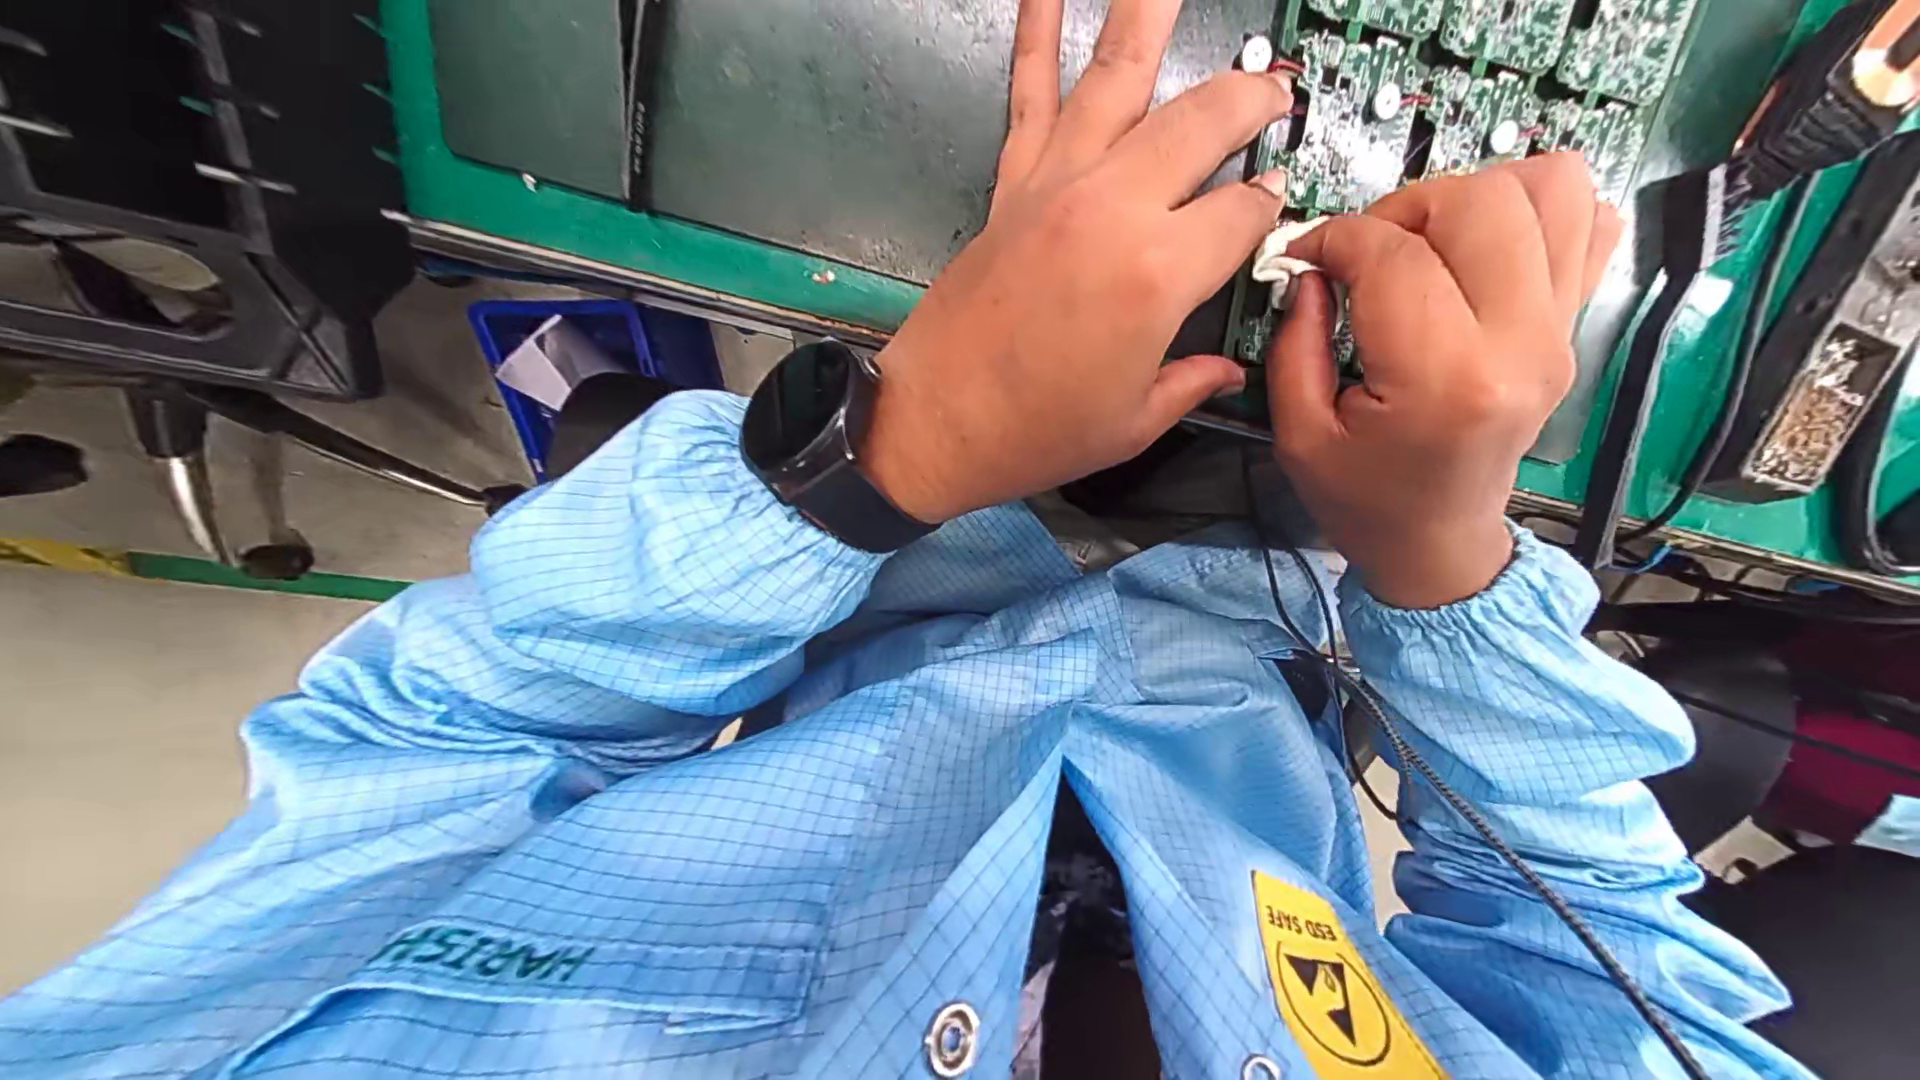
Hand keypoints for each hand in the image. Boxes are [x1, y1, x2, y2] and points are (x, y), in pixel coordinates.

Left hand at [859, 0, 1293, 522]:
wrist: (936, 425)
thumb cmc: (1032, 434)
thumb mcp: (1131, 425)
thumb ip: (1188, 384)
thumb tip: (1224, 371)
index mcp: (1159, 275)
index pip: (1244, 214)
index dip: (1268, 217)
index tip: (1269, 222)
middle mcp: (1113, 210)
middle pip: (1205, 119)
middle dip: (1253, 101)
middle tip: (1273, 95)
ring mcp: (1056, 189)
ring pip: (1119, 73)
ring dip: (1153, 11)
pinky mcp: (1010, 192)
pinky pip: (1028, 99)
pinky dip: (1035, 37)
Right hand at [1268, 155, 1622, 608]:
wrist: (1435, 540)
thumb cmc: (1359, 499)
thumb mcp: (1298, 435)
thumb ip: (1294, 347)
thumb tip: (1308, 274)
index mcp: (1441, 381)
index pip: (1395, 259)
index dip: (1336, 239)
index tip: (1302, 255)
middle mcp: (1518, 344)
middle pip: (1480, 204)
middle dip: (1402, 207)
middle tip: (1361, 251)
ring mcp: (1559, 331)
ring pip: (1551, 188)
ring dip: (1471, 196)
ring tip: (1419, 242)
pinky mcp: (1572, 328)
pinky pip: (1588, 222)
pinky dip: (1533, 211)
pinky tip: (1476, 250)